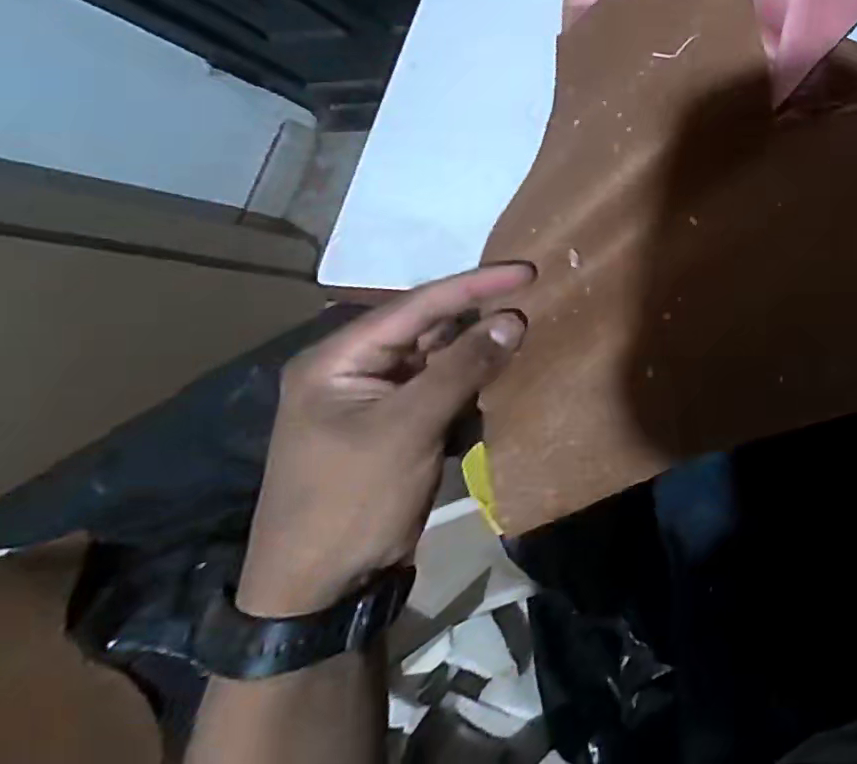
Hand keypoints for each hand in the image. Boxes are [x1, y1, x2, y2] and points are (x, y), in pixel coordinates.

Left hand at [235, 264, 534, 616]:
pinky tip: (504, 372)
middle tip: (535, 293)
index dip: (475, 285)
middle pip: (429, 326)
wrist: (321, 587)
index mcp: (336, 361)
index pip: (416, 307)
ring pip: (442, 356)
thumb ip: (462, 368)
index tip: (528, 270)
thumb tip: (516, 318)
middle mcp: (355, 371)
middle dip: (480, 311)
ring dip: (482, 346)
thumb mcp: (407, 429)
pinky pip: (447, 386)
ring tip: (527, 328)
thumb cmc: (350, 500)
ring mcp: (378, 400)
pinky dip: (477, 378)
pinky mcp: (400, 426)